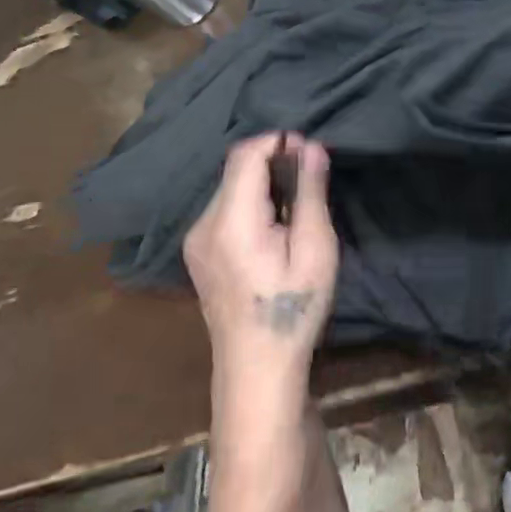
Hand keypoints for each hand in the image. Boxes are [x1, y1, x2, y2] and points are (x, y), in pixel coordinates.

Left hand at [183, 134, 338, 399]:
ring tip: (295, 206)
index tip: (308, 148)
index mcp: (230, 220)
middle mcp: (203, 223)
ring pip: (229, 189)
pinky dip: (249, 204)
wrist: (256, 370)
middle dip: (271, 162)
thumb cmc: (293, 310)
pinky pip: (223, 210)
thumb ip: (310, 194)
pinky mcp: (197, 253)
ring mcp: (195, 240)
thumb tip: (311, 147)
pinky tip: (272, 229)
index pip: (244, 155)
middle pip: (235, 170)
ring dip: (261, 184)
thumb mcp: (315, 251)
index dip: (276, 141)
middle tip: (308, 177)